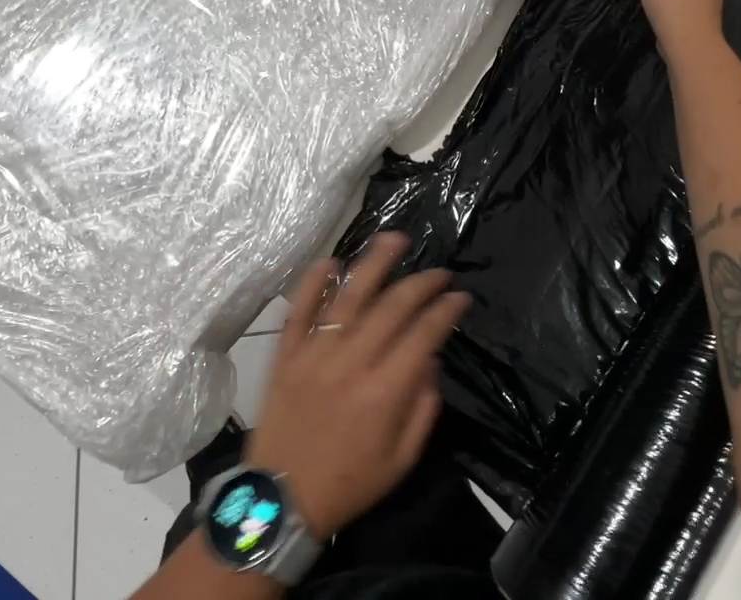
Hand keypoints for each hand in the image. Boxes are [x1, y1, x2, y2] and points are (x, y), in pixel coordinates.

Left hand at [243, 233, 469, 539]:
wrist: (280, 501)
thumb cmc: (349, 483)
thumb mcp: (403, 459)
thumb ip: (423, 407)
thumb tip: (430, 360)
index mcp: (385, 391)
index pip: (424, 334)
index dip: (446, 310)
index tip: (461, 298)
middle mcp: (352, 363)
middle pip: (393, 306)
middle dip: (422, 283)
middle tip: (440, 273)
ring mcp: (314, 355)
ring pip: (348, 297)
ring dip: (374, 264)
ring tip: (394, 239)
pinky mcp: (285, 356)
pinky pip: (299, 310)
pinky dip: (314, 283)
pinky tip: (331, 261)